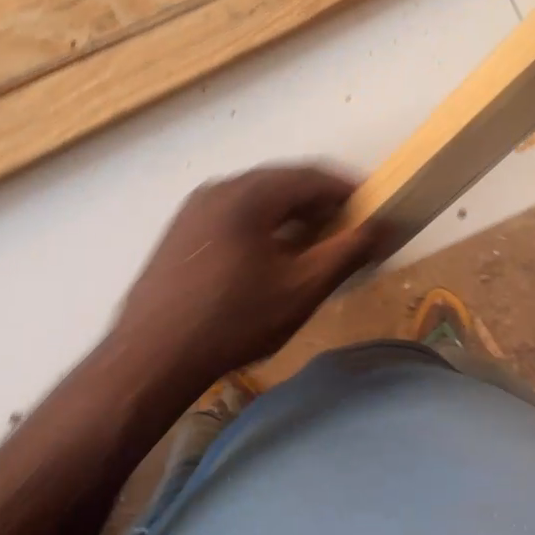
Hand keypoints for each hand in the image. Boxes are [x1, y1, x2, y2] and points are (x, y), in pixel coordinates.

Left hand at [113, 166, 385, 383]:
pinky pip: (234, 215)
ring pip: (258, 200)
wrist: (150, 358)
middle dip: (321, 205)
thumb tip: (384, 227)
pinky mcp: (181, 231)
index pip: (313, 175)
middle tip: (347, 234)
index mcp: (249, 192)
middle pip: (284, 184)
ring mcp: (195, 208)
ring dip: (291, 217)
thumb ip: (348, 252)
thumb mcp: (302, 289)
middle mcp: (220, 187)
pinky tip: (269, 261)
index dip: (349, 190)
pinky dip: (262, 226)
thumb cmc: (233, 321)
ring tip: (313, 250)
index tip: (374, 211)